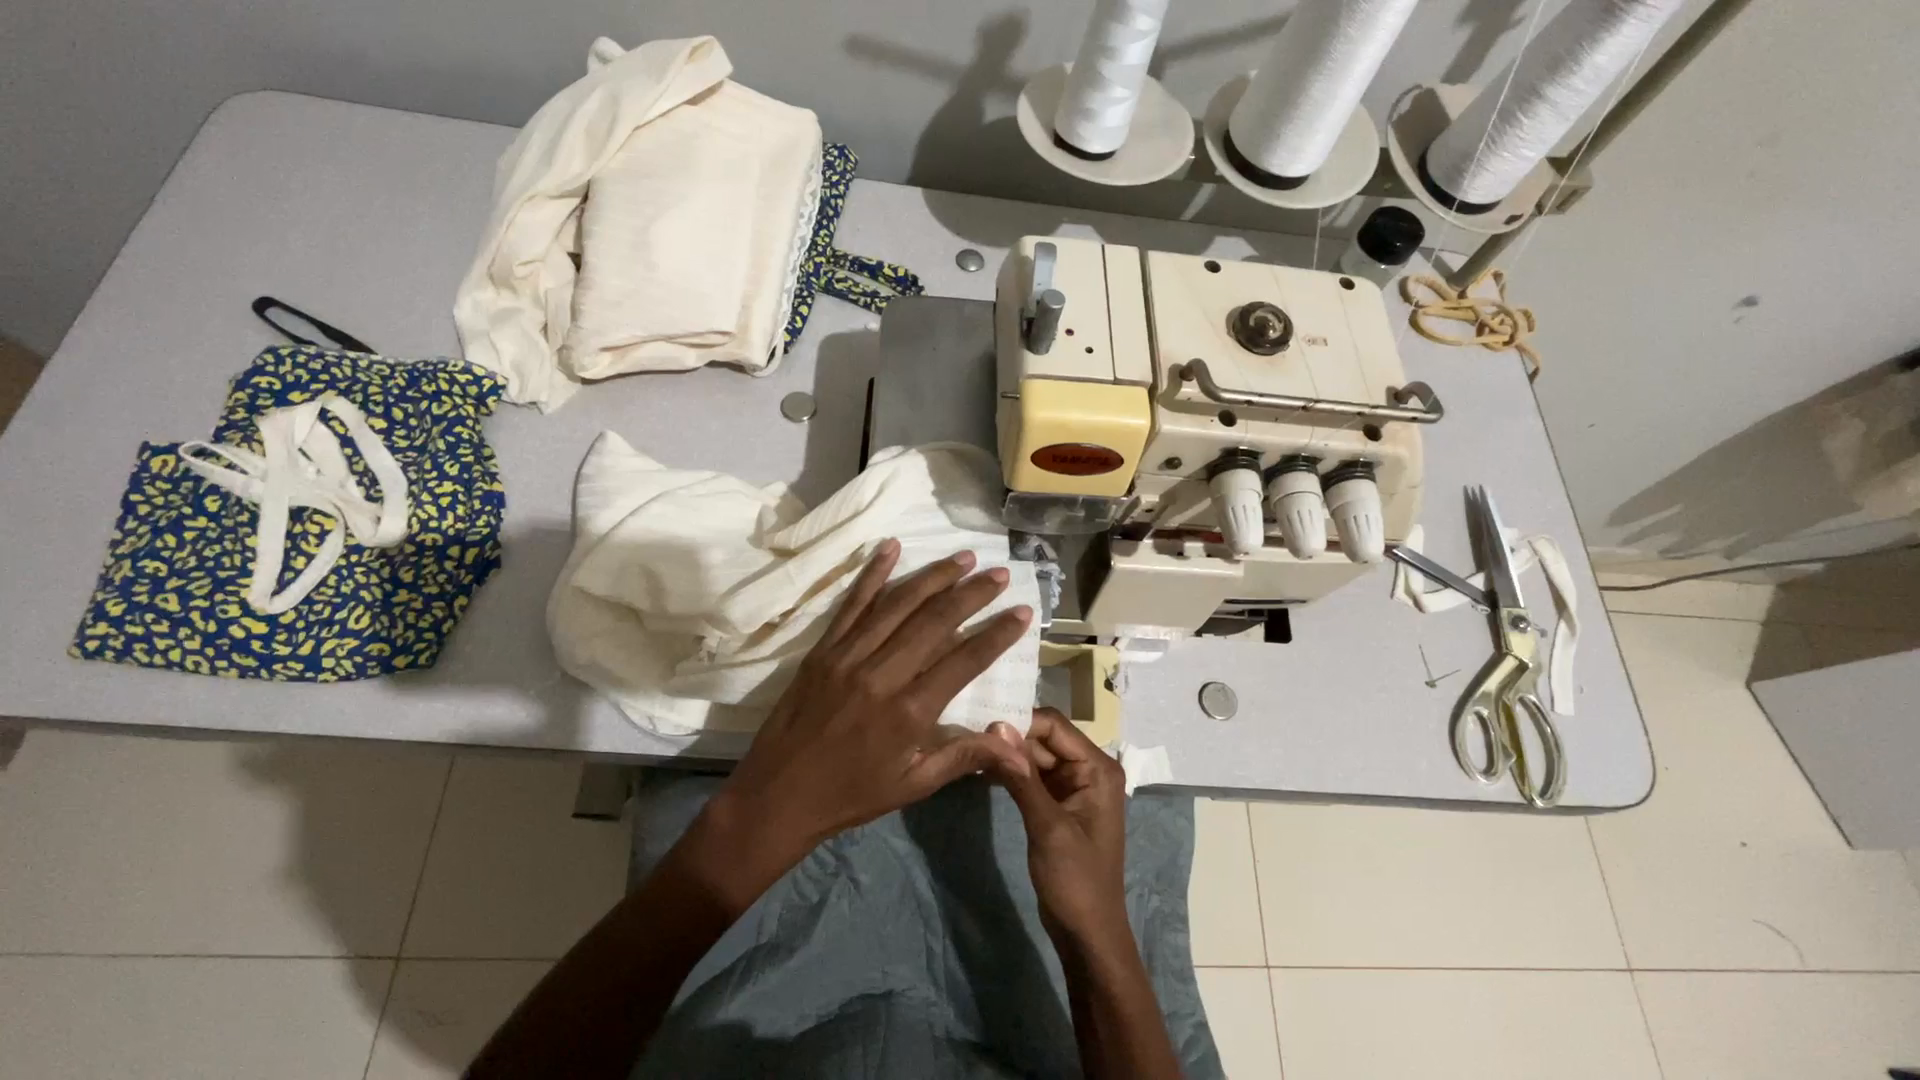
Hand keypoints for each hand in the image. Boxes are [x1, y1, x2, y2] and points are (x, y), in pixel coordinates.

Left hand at [716, 540, 1035, 864]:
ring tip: (963, 557)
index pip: (965, 660)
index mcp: (909, 711)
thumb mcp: (913, 786)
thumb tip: (1014, 743)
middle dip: (972, 594)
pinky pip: (852, 604)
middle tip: (1000, 574)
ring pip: (898, 604)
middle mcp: (882, 674)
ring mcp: (848, 656)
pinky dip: (872, 574)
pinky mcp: (822, 649)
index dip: (997, 634)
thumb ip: (963, 756)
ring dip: (933, 577)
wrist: (778, 794)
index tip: (1022, 612)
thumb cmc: (851, 795)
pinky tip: (891, 548)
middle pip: (935, 622)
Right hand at [991, 707, 1129, 942]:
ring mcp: (1073, 787)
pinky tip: (982, 772)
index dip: (1019, 722)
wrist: (1087, 932)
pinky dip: (1011, 773)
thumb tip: (997, 728)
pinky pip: (1032, 776)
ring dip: (1007, 754)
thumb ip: (1022, 778)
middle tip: (967, 736)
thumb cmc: (1075, 881)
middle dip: (1009, 737)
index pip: (1054, 726)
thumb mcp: (1048, 827)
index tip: (979, 724)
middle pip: (1044, 738)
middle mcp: (1089, 770)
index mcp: (1098, 769)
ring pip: (1035, 756)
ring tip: (969, 750)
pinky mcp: (1058, 803)